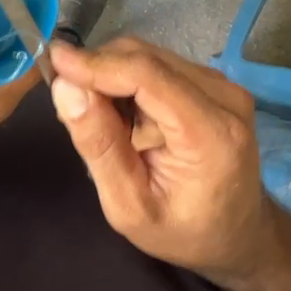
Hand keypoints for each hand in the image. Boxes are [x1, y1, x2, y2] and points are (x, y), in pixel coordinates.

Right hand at [48, 38, 275, 290]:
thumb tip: (65, 88)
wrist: (238, 234)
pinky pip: (156, 64)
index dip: (96, 63)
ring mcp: (222, 84)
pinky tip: (123, 116)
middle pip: (144, 58)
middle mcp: (223, 97)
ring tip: (99, 120)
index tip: (52, 61)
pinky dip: (127, 81)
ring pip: (146, 56)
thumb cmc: (185, 232)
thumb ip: (99, 147)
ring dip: (111, 77)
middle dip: (98, 72)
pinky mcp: (213, 81)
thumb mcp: (130, 207)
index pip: (146, 74)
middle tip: (69, 107)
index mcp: (211, 133)